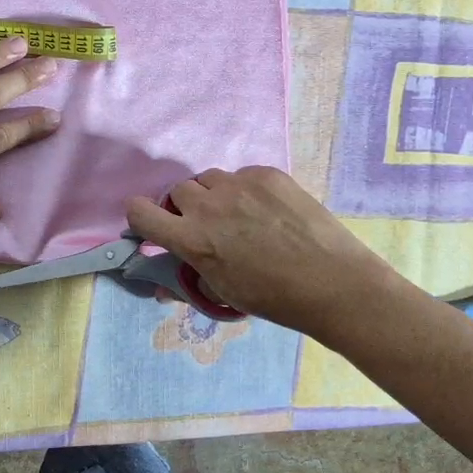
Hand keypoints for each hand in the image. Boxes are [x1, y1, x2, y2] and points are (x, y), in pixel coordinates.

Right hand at [125, 167, 407, 336]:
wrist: (333, 282)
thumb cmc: (274, 298)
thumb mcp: (223, 293)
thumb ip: (190, 279)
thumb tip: (162, 287)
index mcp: (191, 239)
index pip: (139, 211)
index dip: (141, 216)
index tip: (154, 225)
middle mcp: (208, 205)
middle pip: (178, 191)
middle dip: (185, 208)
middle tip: (208, 227)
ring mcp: (239, 185)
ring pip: (209, 179)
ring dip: (214, 195)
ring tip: (238, 216)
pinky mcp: (267, 174)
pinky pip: (242, 175)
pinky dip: (246, 190)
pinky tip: (267, 211)